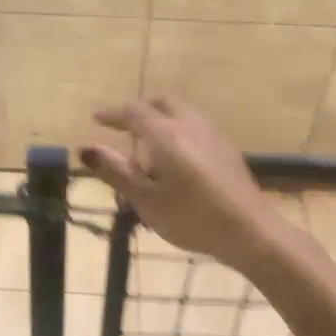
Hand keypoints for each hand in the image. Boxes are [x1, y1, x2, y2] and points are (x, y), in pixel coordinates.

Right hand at [82, 97, 282, 271]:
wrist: (249, 231)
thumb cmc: (190, 218)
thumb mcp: (146, 200)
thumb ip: (116, 172)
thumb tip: (86, 149)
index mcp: (166, 135)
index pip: (134, 112)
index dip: (113, 114)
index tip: (96, 118)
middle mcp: (190, 126)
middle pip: (162, 104)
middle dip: (140, 110)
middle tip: (123, 126)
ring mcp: (213, 137)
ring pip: (182, 114)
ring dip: (161, 121)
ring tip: (148, 148)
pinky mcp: (227, 152)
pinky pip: (196, 129)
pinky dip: (178, 133)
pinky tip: (177, 161)